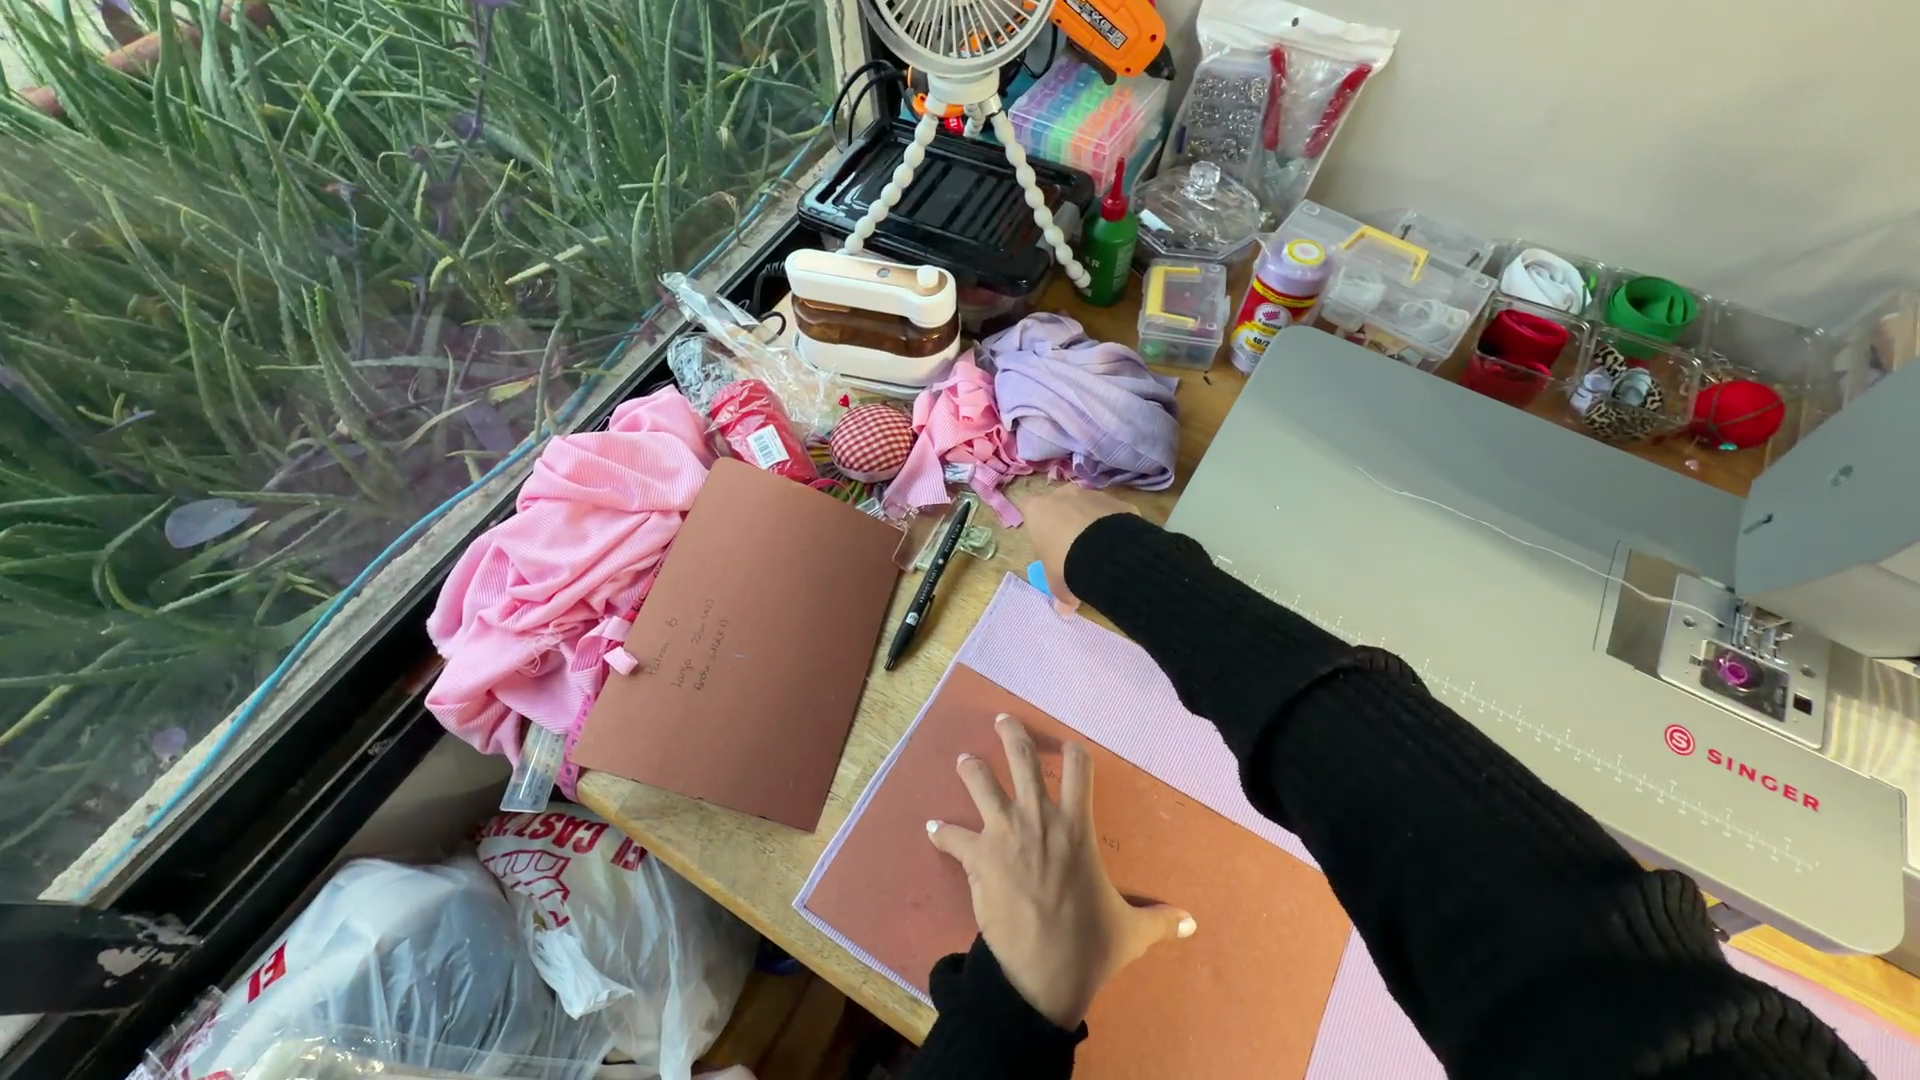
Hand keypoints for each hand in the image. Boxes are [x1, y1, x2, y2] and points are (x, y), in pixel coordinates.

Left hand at [927, 713, 1194, 1028]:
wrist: (1044, 972)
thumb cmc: (1089, 944)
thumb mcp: (1131, 932)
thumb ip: (1160, 920)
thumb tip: (1191, 925)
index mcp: (1076, 826)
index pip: (1078, 767)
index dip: (1074, 752)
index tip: (1068, 748)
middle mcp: (1038, 817)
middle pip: (1021, 757)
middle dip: (1011, 733)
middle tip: (1003, 721)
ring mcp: (1003, 833)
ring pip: (980, 782)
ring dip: (971, 769)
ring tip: (964, 760)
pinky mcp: (976, 856)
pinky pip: (952, 836)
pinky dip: (941, 832)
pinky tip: (932, 828)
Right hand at [1020, 485, 1139, 609]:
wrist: (1107, 551)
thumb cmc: (1066, 563)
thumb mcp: (1058, 583)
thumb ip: (1060, 593)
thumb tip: (1064, 610)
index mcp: (1038, 510)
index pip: (1027, 506)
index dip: (1036, 522)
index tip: (1043, 537)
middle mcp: (1062, 495)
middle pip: (1059, 503)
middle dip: (1065, 518)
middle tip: (1072, 543)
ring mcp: (1091, 494)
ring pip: (1087, 504)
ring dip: (1090, 519)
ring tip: (1099, 546)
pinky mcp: (1117, 500)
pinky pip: (1111, 511)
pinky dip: (1113, 523)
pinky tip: (1118, 543)